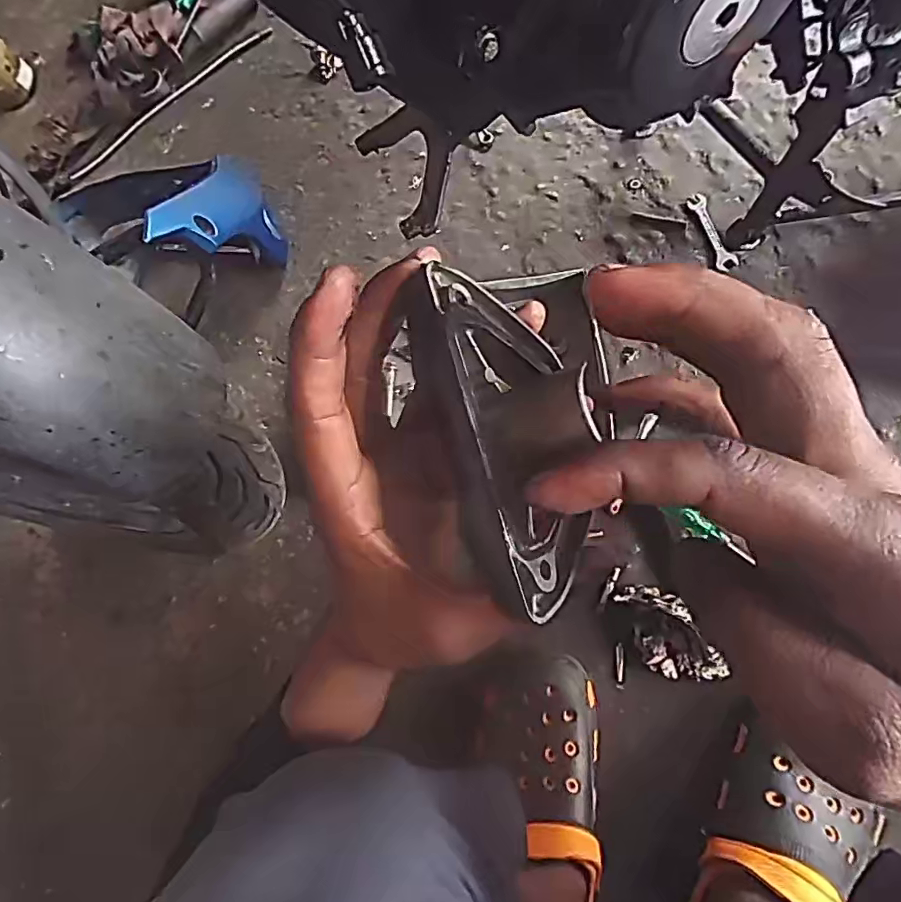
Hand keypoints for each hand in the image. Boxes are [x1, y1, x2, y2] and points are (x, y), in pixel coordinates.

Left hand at [287, 251, 527, 671]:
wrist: (384, 637)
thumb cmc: (404, 629)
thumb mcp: (453, 621)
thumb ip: (508, 589)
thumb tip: (580, 535)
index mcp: (346, 490)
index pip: (319, 405)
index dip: (321, 341)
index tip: (342, 283)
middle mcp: (363, 455)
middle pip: (352, 367)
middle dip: (377, 306)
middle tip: (422, 264)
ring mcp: (393, 448)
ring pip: (393, 370)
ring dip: (415, 318)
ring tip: (454, 278)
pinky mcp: (424, 449)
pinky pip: (437, 390)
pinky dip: (463, 356)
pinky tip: (507, 330)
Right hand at [537, 264, 900, 821]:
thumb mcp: (854, 735)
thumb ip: (753, 631)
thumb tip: (687, 544)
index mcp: (878, 541)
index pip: (732, 471)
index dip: (630, 467)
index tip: (552, 488)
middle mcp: (866, 476)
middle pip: (782, 350)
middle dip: (688, 304)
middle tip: (603, 288)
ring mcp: (847, 466)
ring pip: (768, 358)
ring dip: (686, 320)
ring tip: (608, 307)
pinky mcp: (821, 475)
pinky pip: (747, 407)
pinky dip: (684, 382)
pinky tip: (630, 391)